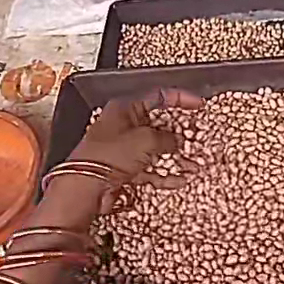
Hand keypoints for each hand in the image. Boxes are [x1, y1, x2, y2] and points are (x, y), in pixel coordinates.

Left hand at [70, 89, 203, 187]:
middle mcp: (122, 127)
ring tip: (194, 163)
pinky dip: (164, 174)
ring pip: (155, 150)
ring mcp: (123, 150)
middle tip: (196, 137)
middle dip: (179, 133)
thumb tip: (177, 140)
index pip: (157, 97)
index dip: (180, 99)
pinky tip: (179, 179)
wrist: (86, 187)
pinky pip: (148, 170)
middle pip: (157, 125)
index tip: (198, 104)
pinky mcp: (123, 170)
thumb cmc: (108, 155)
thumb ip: (166, 138)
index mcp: (124, 108)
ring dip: (174, 157)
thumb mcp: (145, 140)